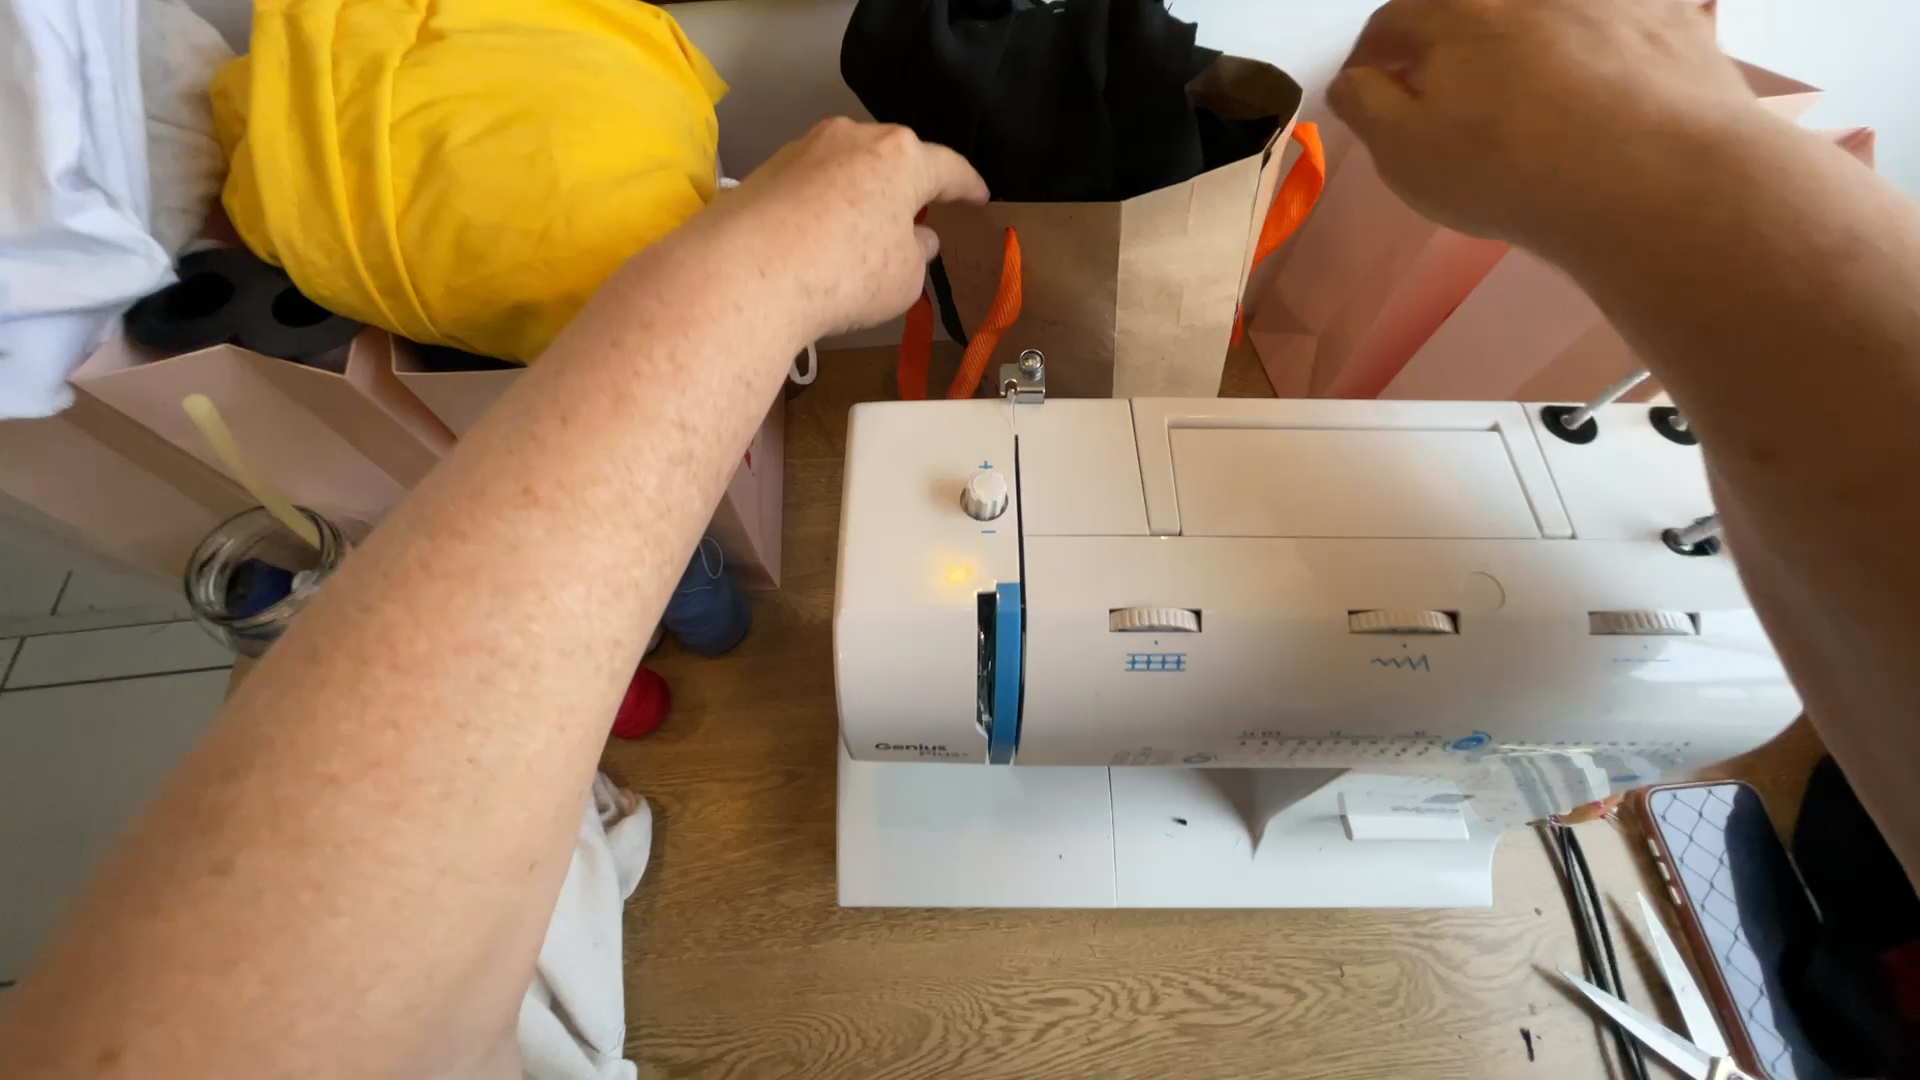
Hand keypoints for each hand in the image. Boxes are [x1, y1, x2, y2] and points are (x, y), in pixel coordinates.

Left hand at [710, 118, 988, 341]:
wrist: (752, 273)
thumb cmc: (848, 274)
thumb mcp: (906, 277)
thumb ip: (919, 253)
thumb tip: (917, 238)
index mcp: (902, 157)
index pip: (948, 167)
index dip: (968, 186)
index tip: (979, 198)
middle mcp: (854, 138)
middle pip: (894, 160)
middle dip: (909, 186)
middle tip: (920, 216)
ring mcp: (807, 149)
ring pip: (850, 169)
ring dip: (864, 197)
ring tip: (867, 234)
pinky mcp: (769, 171)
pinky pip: (814, 187)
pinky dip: (827, 209)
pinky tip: (824, 241)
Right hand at [1328, 0, 1761, 253]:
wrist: (1646, 175)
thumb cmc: (1499, 169)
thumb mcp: (1402, 151)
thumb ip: (1365, 105)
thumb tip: (1351, 78)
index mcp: (1455, 15)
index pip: (1391, 18)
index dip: (1368, 57)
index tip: (1366, 90)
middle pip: (1462, 7)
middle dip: (1437, 40)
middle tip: (1432, 86)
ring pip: (1534, 13)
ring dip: (1509, 35)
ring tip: (1507, 83)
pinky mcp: (1665, 9)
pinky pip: (1605, 14)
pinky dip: (1583, 32)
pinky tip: (1583, 75)